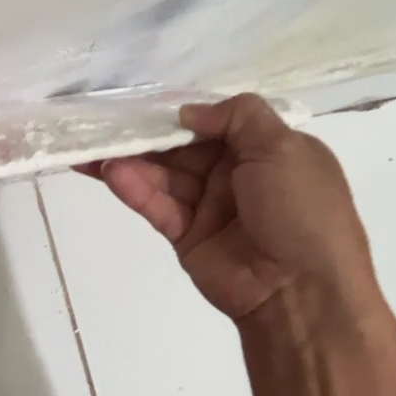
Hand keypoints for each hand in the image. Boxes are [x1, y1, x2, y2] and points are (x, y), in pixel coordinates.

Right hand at [83, 93, 377, 322]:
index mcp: (266, 151)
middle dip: (146, 138)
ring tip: (94, 151)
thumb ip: (236, 117)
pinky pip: (157, 207)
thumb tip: (187, 113)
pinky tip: (110, 174)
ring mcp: (209, 208)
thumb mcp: (283, 148)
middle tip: (105, 127)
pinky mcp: (185, 236)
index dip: (182, 115)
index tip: (146, 106)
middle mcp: (236, 176)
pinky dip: (134, 190)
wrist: (299, 289)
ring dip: (131, 163)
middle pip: (182, 150)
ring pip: (164, 177)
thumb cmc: (301, 210)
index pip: (215, 125)